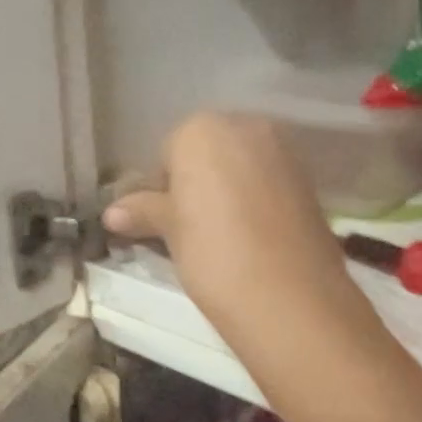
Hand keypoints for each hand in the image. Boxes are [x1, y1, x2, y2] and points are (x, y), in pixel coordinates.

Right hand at [102, 113, 349, 324]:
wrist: (290, 294)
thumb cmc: (214, 253)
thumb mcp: (170, 232)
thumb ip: (143, 211)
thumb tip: (111, 212)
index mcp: (203, 129)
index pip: (169, 152)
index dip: (163, 189)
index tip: (164, 223)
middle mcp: (247, 127)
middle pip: (211, 152)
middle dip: (200, 183)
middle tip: (193, 230)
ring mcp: (284, 151)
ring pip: (244, 166)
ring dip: (231, 191)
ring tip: (226, 237)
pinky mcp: (310, 180)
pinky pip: (271, 182)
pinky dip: (260, 201)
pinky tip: (256, 238)